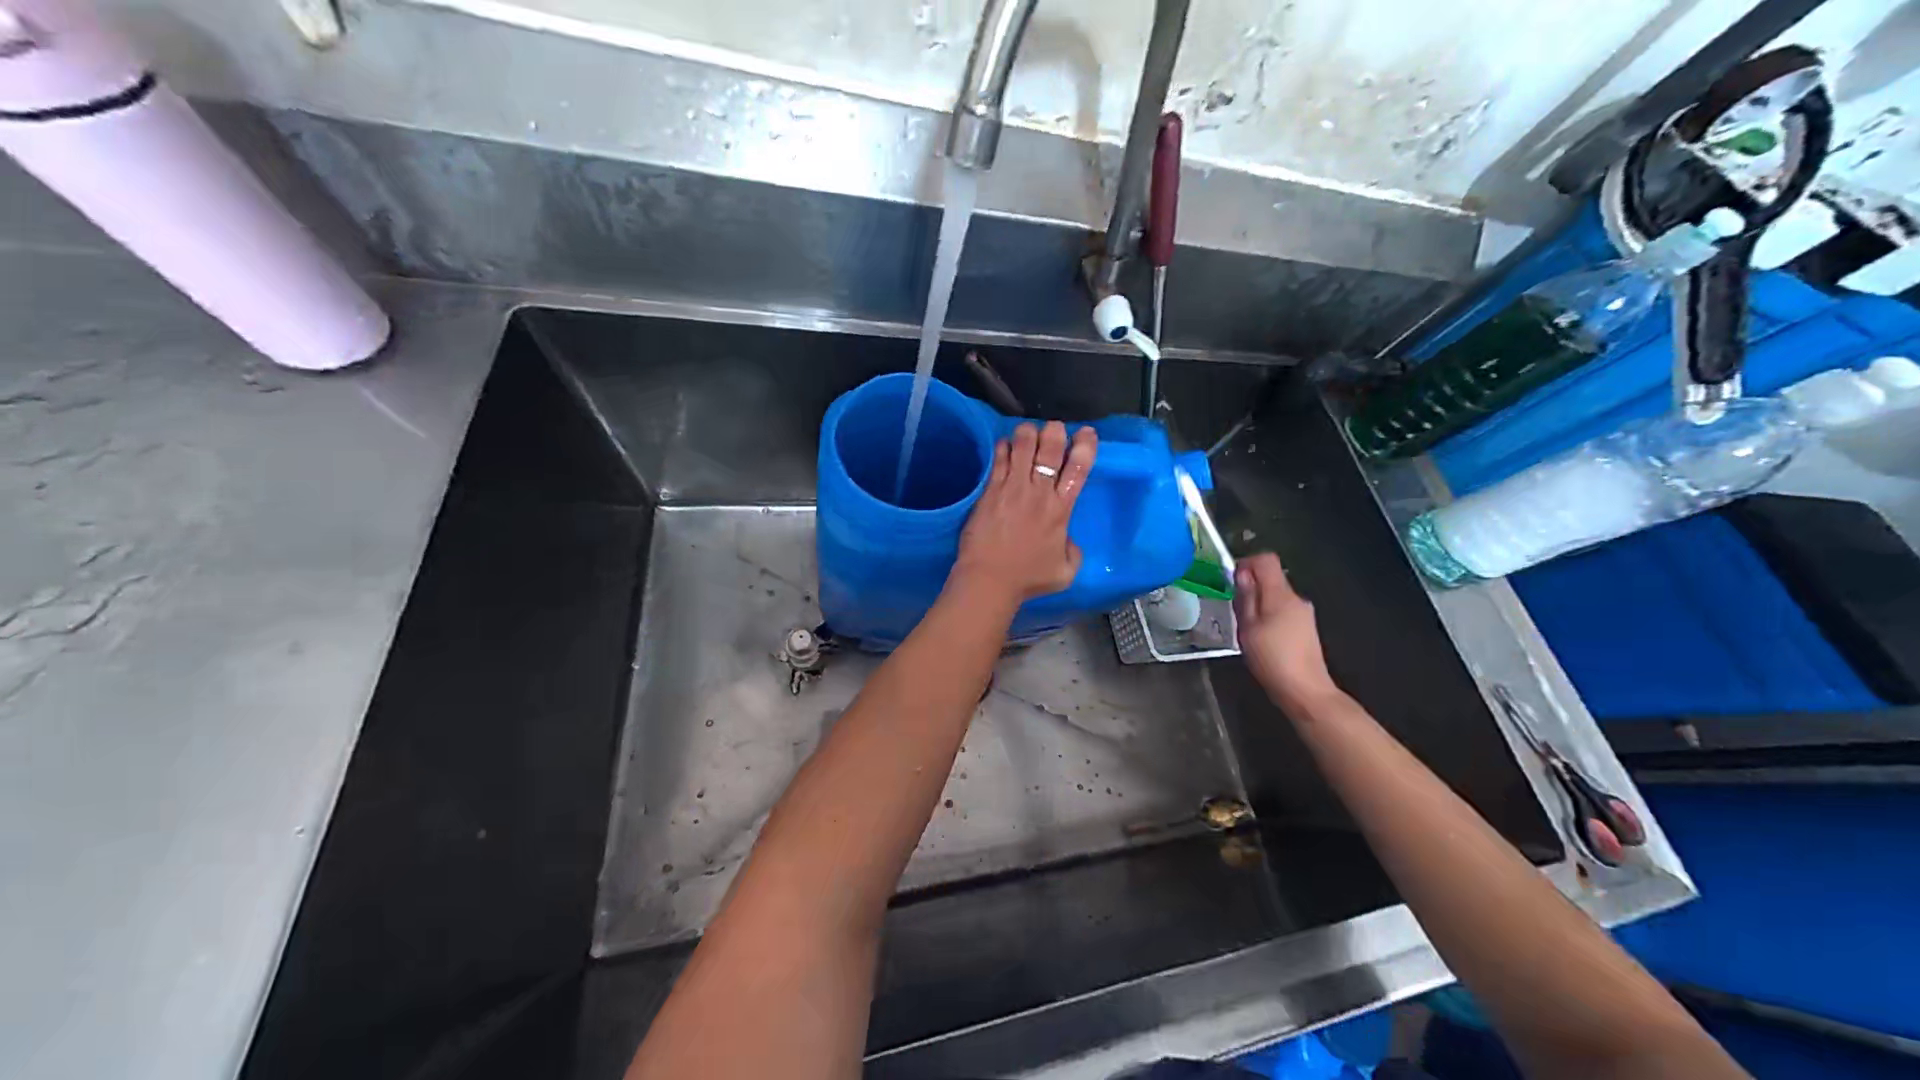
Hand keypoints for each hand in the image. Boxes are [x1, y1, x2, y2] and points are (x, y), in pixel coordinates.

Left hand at [953, 421, 1096, 602]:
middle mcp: (1039, 493)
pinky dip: (1004, 447)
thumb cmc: (1028, 579)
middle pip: (1050, 448)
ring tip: (1028, 433)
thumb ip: (1073, 551)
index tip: (1087, 433)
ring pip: (1023, 446)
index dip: (1086, 445)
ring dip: (1028, 433)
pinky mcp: (990, 490)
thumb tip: (1068, 539)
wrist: (989, 580)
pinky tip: (1005, 445)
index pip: (1079, 468)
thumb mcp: (1065, 571)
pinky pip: (999, 459)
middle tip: (1053, 429)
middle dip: (1055, 432)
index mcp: (1061, 510)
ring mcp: (1012, 488)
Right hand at [1234, 553, 1339, 708]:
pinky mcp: (1306, 627)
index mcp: (1281, 595)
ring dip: (1259, 602)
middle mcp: (1297, 598)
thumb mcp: (1249, 628)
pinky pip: (1284, 610)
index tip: (1231, 580)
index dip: (1247, 563)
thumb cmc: (1272, 659)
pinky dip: (1269, 615)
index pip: (1267, 560)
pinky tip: (1262, 637)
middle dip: (1251, 586)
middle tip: (1234, 608)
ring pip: (1276, 595)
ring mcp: (1304, 613)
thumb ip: (1246, 598)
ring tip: (1246, 626)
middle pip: (1272, 578)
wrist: (1305, 691)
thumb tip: (1243, 574)